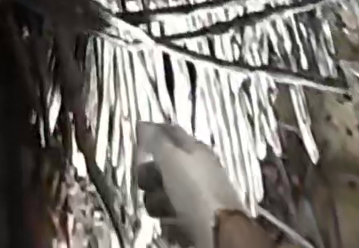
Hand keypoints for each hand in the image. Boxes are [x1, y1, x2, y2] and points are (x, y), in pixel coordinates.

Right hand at [132, 123, 273, 247]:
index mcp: (195, 148)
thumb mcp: (169, 154)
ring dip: (156, 198)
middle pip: (165, 164)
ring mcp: (201, 195)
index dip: (150, 135)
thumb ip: (154, 136)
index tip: (136, 144)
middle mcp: (199, 169)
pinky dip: (168, 216)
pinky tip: (167, 220)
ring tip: (155, 207)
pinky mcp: (201, 220)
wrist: (222, 233)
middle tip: (143, 182)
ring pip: (168, 190)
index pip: (169, 132)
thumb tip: (142, 125)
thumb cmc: (194, 188)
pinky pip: (177, 213)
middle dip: (149, 173)